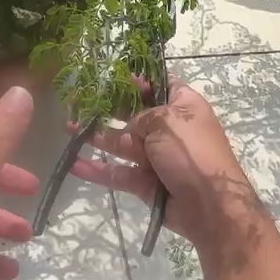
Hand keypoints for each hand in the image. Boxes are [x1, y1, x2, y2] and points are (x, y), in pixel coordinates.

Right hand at [68, 79, 262, 255]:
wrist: (210, 205)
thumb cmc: (192, 153)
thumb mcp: (167, 122)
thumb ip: (142, 118)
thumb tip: (129, 130)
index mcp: (183, 107)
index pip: (161, 84)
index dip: (139, 79)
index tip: (113, 74)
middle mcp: (169, 130)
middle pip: (134, 114)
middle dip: (109, 108)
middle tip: (80, 101)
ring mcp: (156, 158)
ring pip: (121, 144)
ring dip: (96, 137)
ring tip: (69, 128)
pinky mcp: (145, 183)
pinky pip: (118, 173)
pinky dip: (98, 170)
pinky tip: (74, 164)